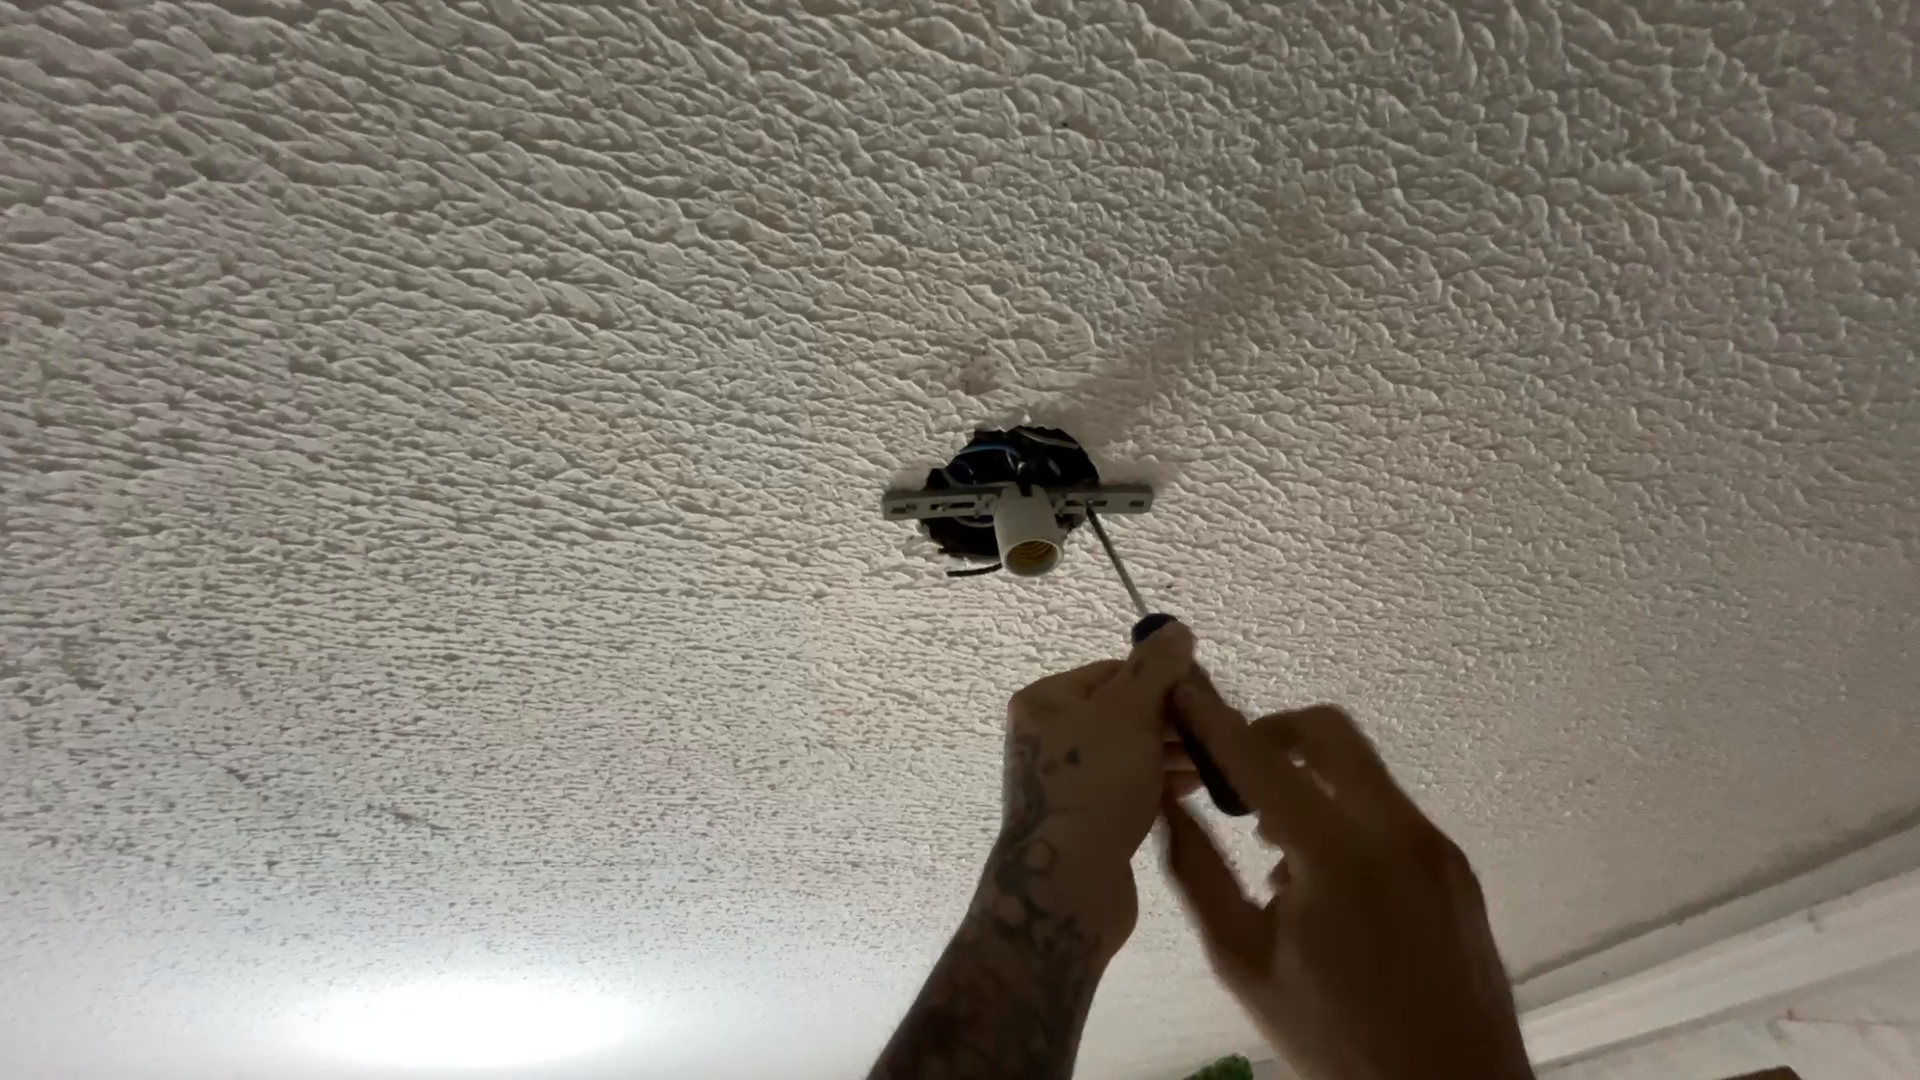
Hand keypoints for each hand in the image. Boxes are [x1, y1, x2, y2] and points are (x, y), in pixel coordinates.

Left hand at [979, 620, 1197, 957]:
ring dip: (1172, 749)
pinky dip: (1160, 779)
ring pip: (1129, 750)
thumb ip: (1154, 668)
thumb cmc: (1094, 786)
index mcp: (1045, 702)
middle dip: (1172, 717)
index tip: (1204, 693)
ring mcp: (1065, 778)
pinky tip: (1197, 784)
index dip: (1161, 678)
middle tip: (1221, 727)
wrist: (1068, 887)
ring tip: (1218, 757)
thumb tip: (1175, 628)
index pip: (1112, 671)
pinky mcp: (1086, 815)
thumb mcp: (1127, 713)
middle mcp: (1048, 736)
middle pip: (1122, 711)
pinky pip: (1128, 784)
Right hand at [1162, 692, 1533, 1079]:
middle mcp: (1398, 832)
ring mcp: (1435, 846)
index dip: (1213, 721)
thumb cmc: (1335, 1038)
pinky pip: (1384, 805)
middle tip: (1232, 764)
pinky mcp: (1454, 866)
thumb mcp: (1241, 958)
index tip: (1183, 693)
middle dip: (1270, 728)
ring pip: (1360, 765)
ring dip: (1305, 771)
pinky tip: (1316, 870)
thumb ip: (1197, 871)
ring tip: (1268, 830)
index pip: (1260, 759)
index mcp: (1338, 856)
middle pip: (1328, 730)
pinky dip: (1339, 807)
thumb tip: (1168, 805)